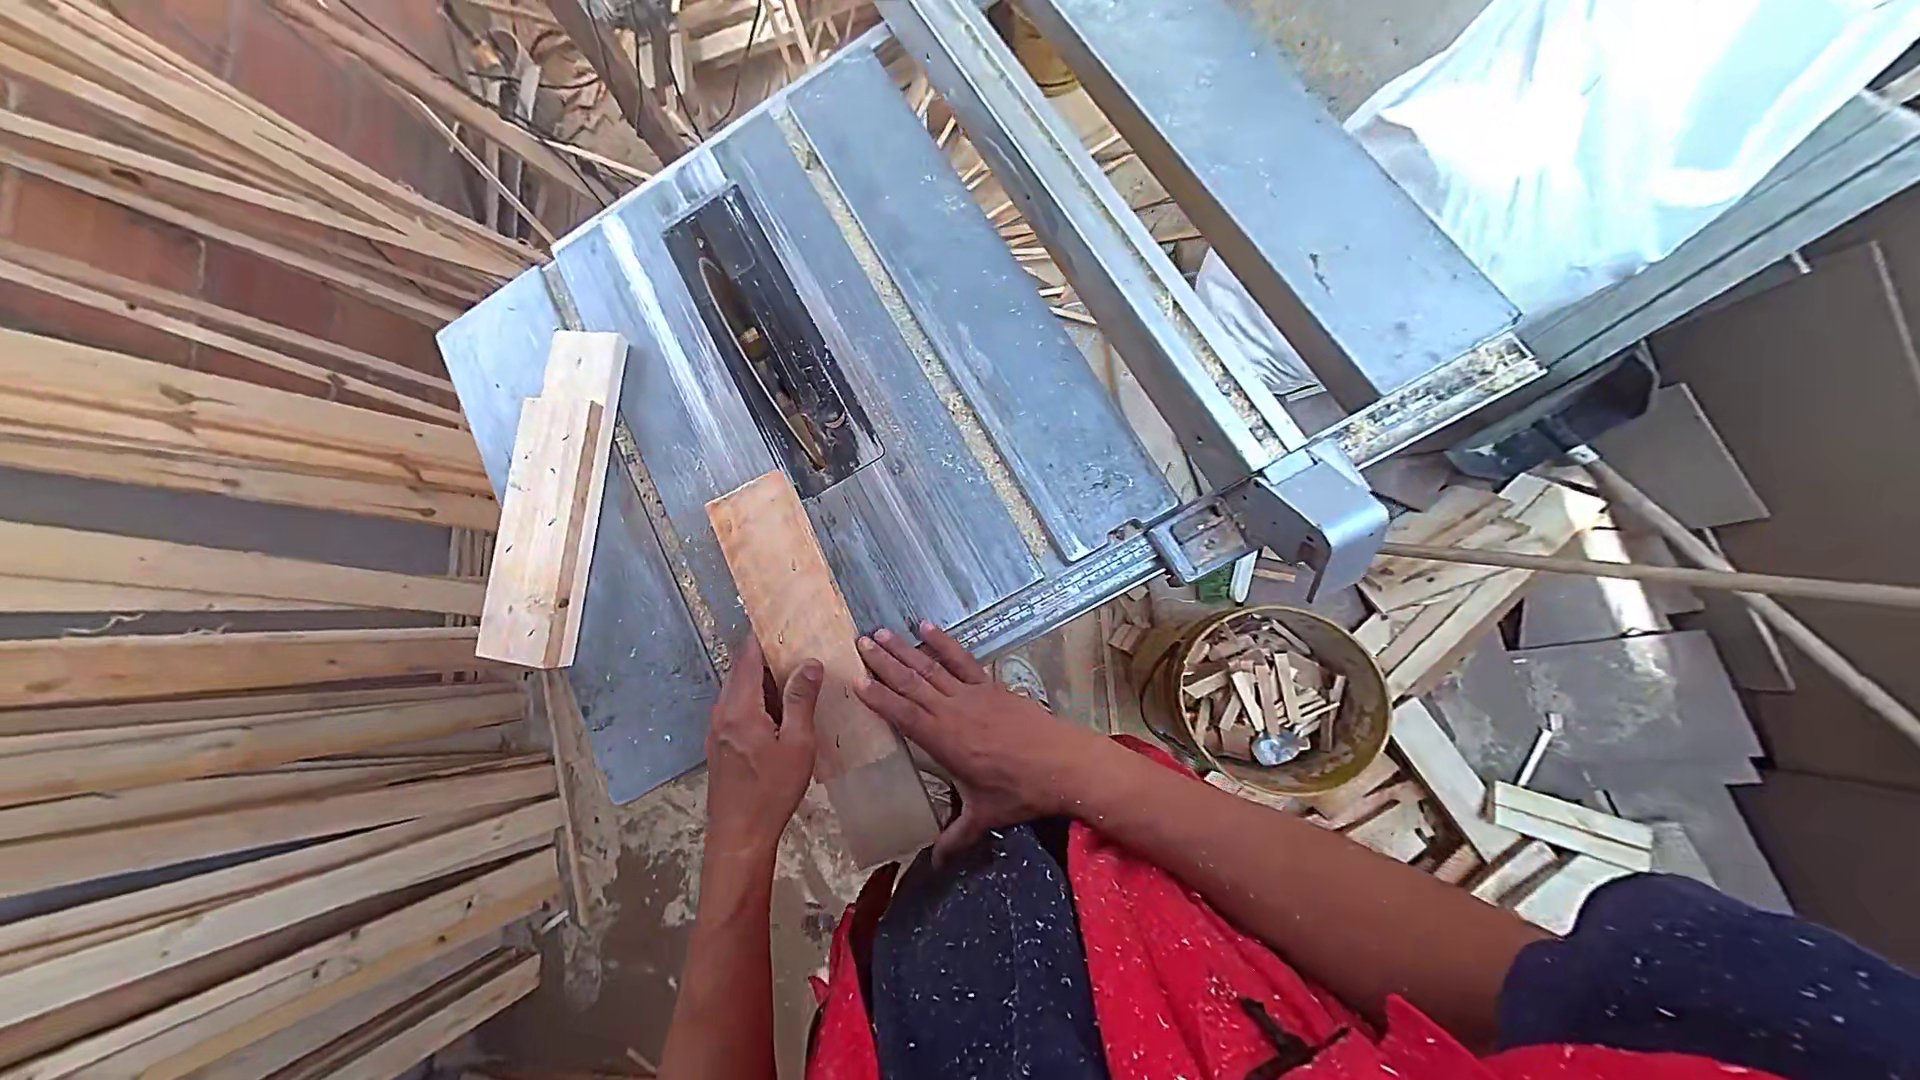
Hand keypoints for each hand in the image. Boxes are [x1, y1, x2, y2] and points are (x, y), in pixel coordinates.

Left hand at [704, 634, 819, 861]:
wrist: (739, 836)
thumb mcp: (797, 744)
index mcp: (739, 709)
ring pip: (737, 691)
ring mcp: (716, 731)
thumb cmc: (772, 790)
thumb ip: (801, 701)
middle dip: (763, 655)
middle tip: (793, 644)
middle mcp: (721, 714)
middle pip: (739, 672)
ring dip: (760, 678)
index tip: (776, 620)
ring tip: (790, 672)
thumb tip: (808, 664)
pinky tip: (776, 708)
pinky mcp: (719, 746)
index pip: (747, 659)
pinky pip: (736, 708)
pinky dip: (755, 698)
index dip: (760, 637)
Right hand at [855, 622, 1118, 863]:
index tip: (855, 680)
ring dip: (905, 649)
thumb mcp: (983, 816)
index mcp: (943, 740)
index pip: (902, 715)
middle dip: (883, 663)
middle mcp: (952, 711)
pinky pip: (962, 660)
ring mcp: (972, 694)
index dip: (878, 697)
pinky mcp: (990, 685)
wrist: (1062, 763)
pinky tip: (927, 627)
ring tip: (882, 632)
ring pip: (930, 667)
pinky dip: (944, 643)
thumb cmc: (1019, 791)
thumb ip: (955, 837)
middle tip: (860, 642)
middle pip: (911, 683)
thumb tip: (934, 864)